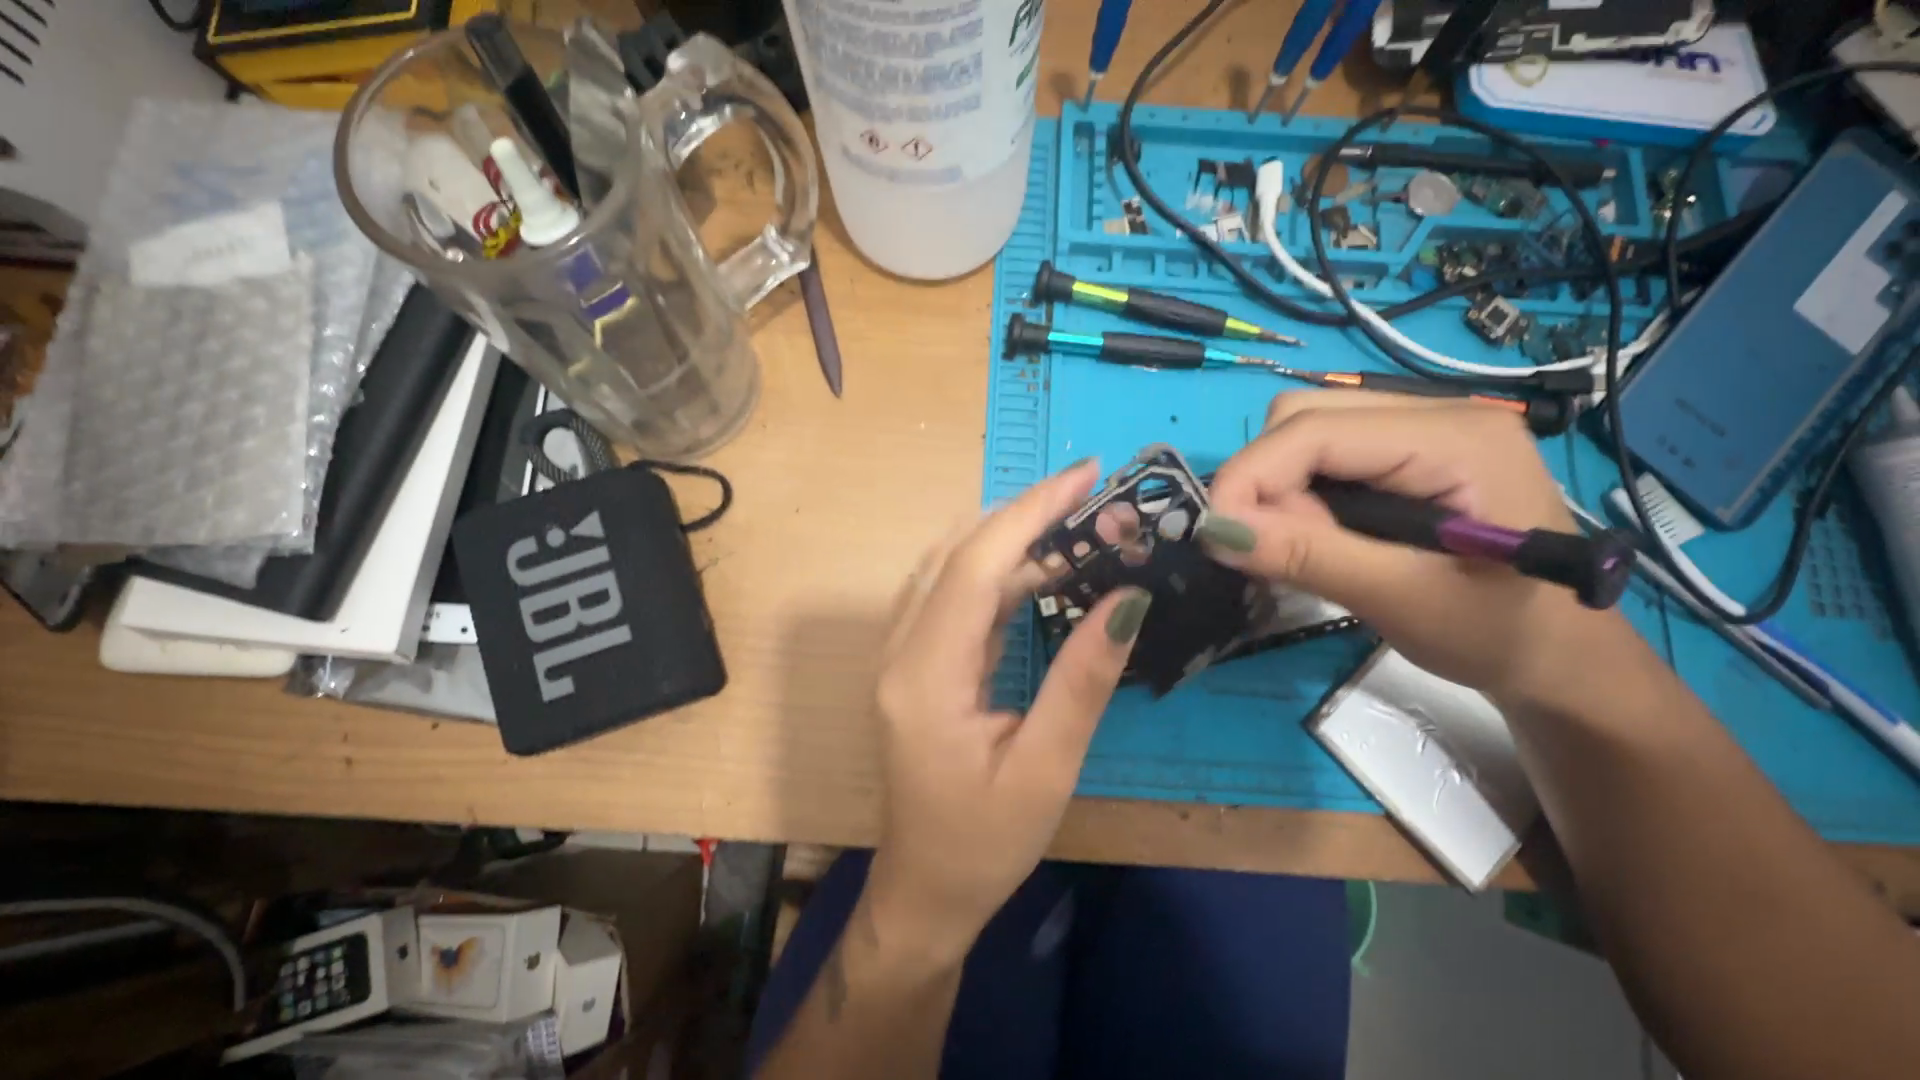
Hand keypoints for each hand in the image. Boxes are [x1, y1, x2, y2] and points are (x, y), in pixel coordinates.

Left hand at [867, 461, 1149, 958]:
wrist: (925, 893)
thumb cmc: (985, 843)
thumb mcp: (1045, 768)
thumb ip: (1082, 681)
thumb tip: (1129, 600)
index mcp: (924, 676)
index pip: (973, 567)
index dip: (1029, 513)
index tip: (1086, 476)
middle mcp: (902, 653)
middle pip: (955, 557)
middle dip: (1023, 516)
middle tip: (1094, 496)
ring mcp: (902, 659)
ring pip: (950, 572)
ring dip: (1011, 542)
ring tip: (1079, 526)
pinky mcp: (916, 669)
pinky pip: (953, 601)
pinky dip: (997, 575)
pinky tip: (1043, 573)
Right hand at [1200, 391, 1638, 703]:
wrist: (1559, 655)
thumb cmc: (1496, 633)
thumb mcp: (1401, 599)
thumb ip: (1309, 556)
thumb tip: (1216, 532)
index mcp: (1455, 437)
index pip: (1316, 429)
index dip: (1251, 475)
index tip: (1217, 538)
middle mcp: (1439, 412)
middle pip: (1305, 415)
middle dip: (1266, 479)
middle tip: (1275, 548)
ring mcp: (1426, 427)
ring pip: (1308, 429)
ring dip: (1280, 487)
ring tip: (1305, 546)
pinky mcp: (1411, 451)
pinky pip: (1328, 452)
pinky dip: (1301, 491)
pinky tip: (1322, 534)